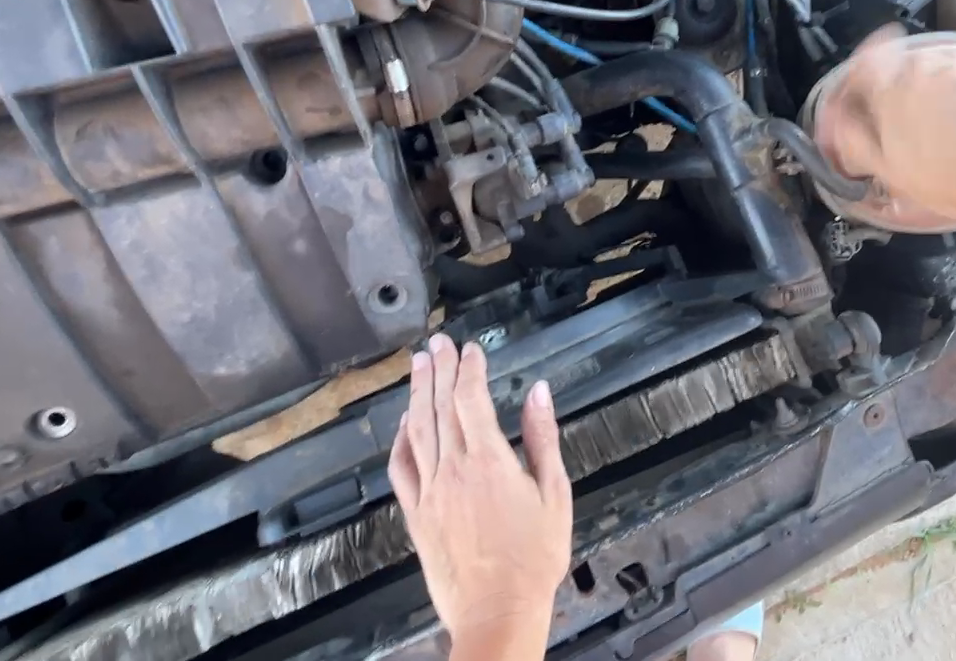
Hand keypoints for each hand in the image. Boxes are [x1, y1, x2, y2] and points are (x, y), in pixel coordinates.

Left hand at [391, 334, 572, 651]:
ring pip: (418, 430)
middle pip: (440, 406)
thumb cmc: (533, 557)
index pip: (471, 399)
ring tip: (418, 364)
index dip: (469, 368)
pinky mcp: (417, 515)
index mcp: (488, 460)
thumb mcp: (554, 493)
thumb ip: (542, 438)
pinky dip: (400, 440)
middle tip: (437, 341)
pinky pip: (401, 469)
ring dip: (417, 392)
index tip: (471, 348)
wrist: (497, 614)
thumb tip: (539, 392)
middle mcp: (453, 469)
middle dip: (439, 368)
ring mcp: (430, 491)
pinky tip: (404, 422)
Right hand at [826, 26, 955, 228]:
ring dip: (942, 91)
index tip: (871, 86)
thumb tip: (834, 118)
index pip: (868, 60)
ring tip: (952, 126)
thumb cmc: (939, 181)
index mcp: (891, 89)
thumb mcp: (884, 167)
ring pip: (944, 72)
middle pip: (908, 67)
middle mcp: (926, 68)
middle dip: (909, 88)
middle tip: (917, 122)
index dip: (867, 71)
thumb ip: (853, 137)